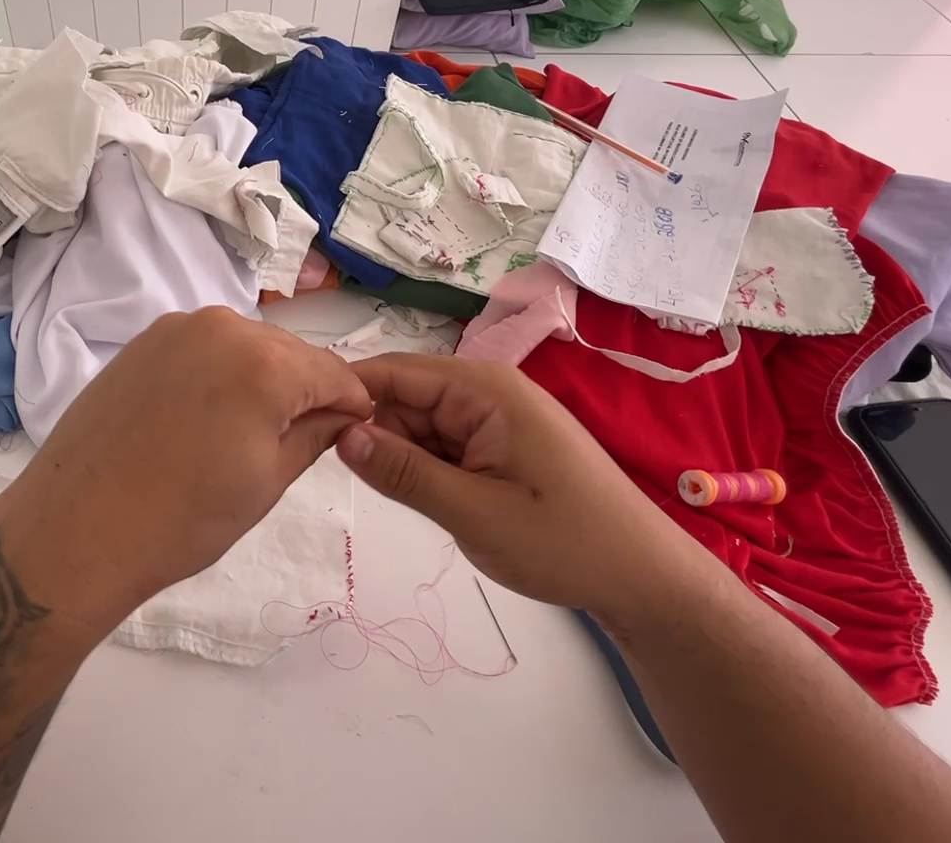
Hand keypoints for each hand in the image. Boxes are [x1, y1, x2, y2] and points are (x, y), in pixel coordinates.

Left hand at [0, 308, 371, 634]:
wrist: (78, 529)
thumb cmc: (183, 519)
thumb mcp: (268, 481)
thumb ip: (315, 433)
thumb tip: (341, 412)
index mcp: (266, 362)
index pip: (334, 373)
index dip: (350, 403)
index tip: (353, 429)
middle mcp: (223, 326)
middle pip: (290, 353)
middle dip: (304, 389)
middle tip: (296, 439)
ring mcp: (177, 328)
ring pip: (246, 346)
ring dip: (260, 379)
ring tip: (243, 432)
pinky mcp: (144, 340)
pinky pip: (205, 347)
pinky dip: (219, 372)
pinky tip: (205, 415)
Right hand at [336, 353, 714, 615]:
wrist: (643, 578)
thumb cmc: (564, 543)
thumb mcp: (473, 513)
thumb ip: (403, 472)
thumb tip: (342, 435)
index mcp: (483, 389)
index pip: (395, 372)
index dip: (348, 394)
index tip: (306, 429)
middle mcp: (487, 390)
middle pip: (405, 397)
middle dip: (377, 435)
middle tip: (365, 488)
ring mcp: (496, 416)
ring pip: (421, 423)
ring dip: (405, 457)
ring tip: (418, 503)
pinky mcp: (501, 441)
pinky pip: (444, 443)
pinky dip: (429, 468)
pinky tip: (440, 502)